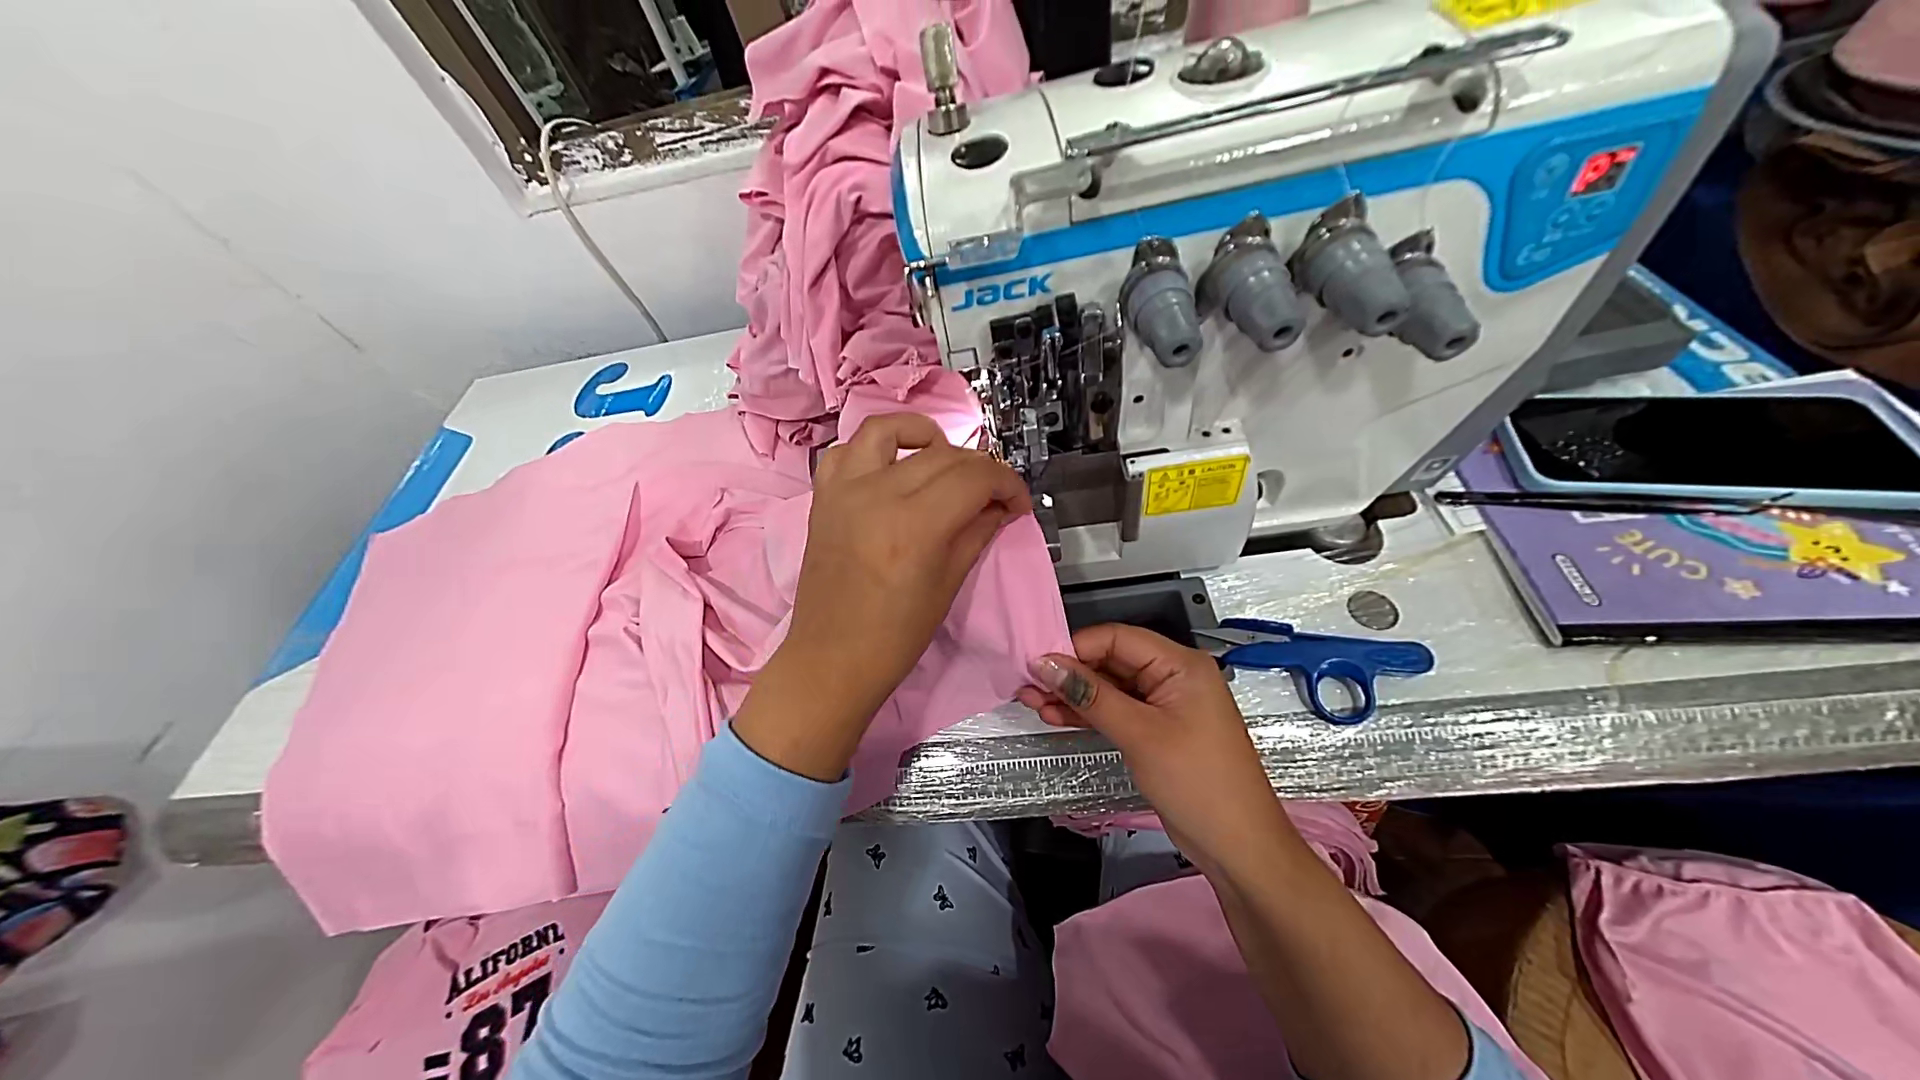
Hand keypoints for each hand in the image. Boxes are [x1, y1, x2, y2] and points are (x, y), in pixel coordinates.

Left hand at [734, 412, 1031, 780]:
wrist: (832, 659)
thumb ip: (977, 533)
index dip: (1008, 483)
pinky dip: (873, 447)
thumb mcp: (948, 585)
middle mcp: (877, 496)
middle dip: (980, 469)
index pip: (975, 478)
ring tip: (942, 460)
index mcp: (915, 526)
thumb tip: (999, 507)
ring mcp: (844, 491)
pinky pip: (847, 449)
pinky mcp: (823, 497)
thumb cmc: (893, 638)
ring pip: (890, 429)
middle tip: (992, 494)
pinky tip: (893, 466)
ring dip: (925, 436)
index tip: (1017, 501)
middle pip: (944, 454)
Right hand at [1025, 626, 1475, 1079]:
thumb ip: (1090, 695)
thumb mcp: (1139, 734)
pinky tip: (1056, 717)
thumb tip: (1045, 664)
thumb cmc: (1196, 782)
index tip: (1036, 664)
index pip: (1117, 638)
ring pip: (1109, 687)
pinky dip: (1088, 714)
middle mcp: (1173, 676)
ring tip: (1032, 703)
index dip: (1075, 648)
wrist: (1238, 847)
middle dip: (1070, 674)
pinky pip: (1117, 710)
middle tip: (1028, 686)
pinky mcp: (1157, 730)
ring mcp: (1165, 704)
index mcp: (1180, 664)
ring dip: (1074, 696)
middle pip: (1111, 661)